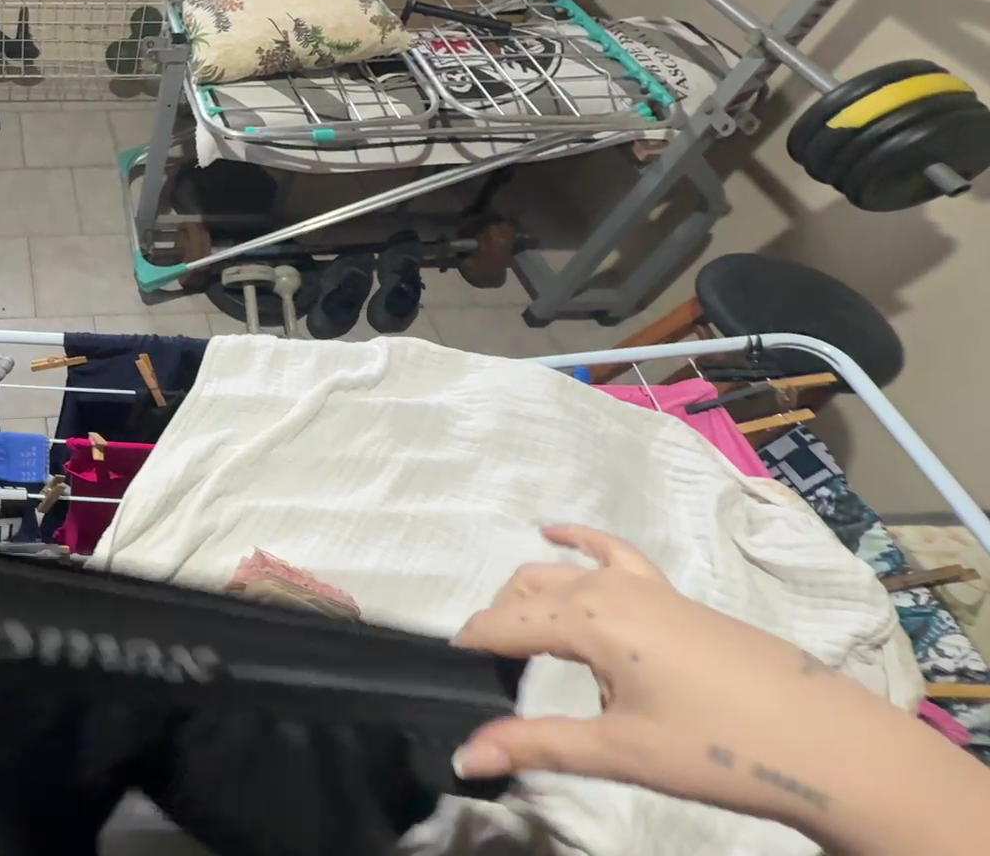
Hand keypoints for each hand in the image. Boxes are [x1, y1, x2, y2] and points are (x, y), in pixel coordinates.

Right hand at [450, 524, 913, 835]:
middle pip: (521, 593)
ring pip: (557, 572)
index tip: (449, 674)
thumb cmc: (721, 749)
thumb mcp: (621, 751)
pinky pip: (613, 551)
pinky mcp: (671, 593)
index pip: (500, 624)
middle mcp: (603, 587)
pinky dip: (578, 539)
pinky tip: (556, 532)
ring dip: (526, 596)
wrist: (840, 751)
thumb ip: (536, 745)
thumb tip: (462, 758)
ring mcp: (641, 584)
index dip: (469, 649)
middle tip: (489, 673)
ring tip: (519, 638)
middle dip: (495, 625)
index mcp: (585, 618)